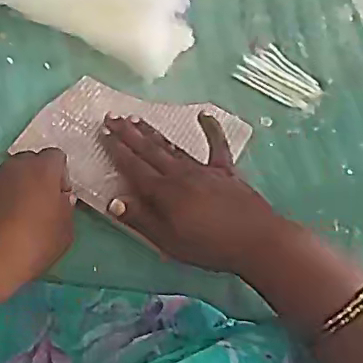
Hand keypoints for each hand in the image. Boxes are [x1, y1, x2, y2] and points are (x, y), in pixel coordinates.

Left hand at [0, 149, 75, 286]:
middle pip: (31, 163)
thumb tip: (61, 199)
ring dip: (19, 190)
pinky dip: (3, 202)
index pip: (56, 157)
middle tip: (44, 207)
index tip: (61, 200)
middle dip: (39, 179)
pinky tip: (6, 226)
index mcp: (42, 167)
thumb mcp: (65, 232)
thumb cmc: (34, 243)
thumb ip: (66, 209)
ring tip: (23, 220)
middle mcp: (15, 166)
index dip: (61, 177)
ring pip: (12, 177)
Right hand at [100, 114, 294, 274]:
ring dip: (153, 132)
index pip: (134, 167)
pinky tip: (203, 115)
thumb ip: (141, 220)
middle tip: (111, 117)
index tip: (103, 135)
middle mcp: (181, 175)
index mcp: (164, 192)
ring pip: (173, 147)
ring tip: (136, 119)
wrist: (258, 241)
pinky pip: (216, 146)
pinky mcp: (226, 171)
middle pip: (149, 150)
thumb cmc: (209, 247)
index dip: (117, 150)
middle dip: (128, 134)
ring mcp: (204, 170)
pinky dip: (210, 129)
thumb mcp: (168, 241)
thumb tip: (113, 202)